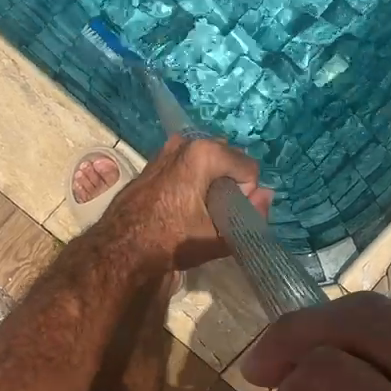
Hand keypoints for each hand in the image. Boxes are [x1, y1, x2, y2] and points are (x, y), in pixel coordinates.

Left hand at [89, 136, 272, 271]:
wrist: (122, 248)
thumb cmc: (172, 239)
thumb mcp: (218, 234)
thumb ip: (251, 214)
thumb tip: (268, 195)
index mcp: (205, 153)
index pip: (249, 168)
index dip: (246, 194)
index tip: (228, 214)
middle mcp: (187, 142)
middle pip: (229, 160)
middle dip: (230, 184)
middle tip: (216, 213)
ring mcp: (168, 148)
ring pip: (208, 162)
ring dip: (212, 182)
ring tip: (199, 210)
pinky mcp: (155, 160)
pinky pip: (188, 165)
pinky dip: (193, 180)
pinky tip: (182, 204)